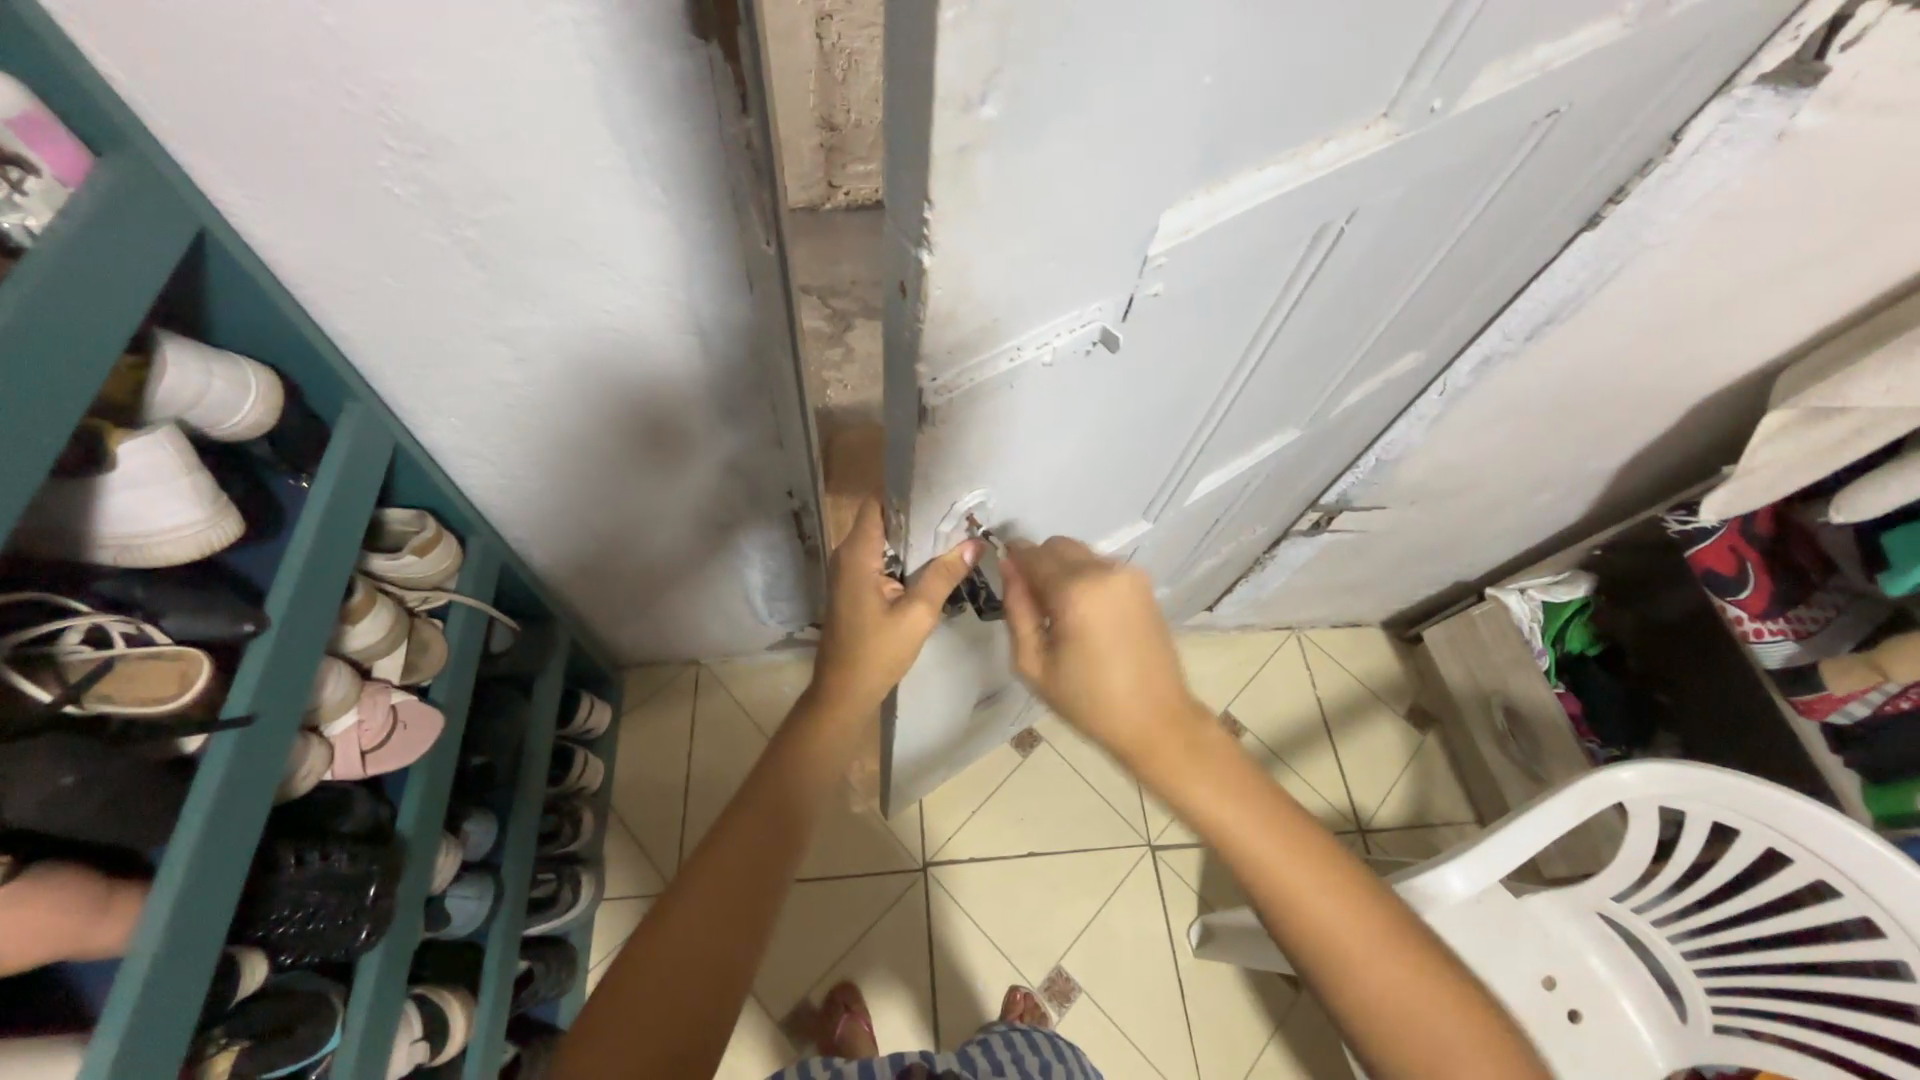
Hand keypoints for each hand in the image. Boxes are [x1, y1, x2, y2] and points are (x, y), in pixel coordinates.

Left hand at [810, 498, 980, 713]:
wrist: (845, 691)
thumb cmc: (877, 653)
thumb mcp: (918, 614)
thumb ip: (944, 575)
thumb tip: (976, 543)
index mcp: (857, 554)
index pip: (877, 503)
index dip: (906, 493)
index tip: (941, 491)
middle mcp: (847, 554)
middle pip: (882, 519)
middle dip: (917, 514)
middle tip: (956, 511)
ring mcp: (848, 571)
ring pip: (883, 540)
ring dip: (912, 537)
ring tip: (951, 530)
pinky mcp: (854, 586)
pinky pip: (881, 559)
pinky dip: (904, 556)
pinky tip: (932, 560)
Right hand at [1001, 537, 1209, 766]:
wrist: (1156, 719)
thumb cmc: (1088, 701)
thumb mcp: (1034, 664)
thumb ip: (1017, 609)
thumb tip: (1008, 566)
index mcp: (1075, 591)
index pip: (1031, 553)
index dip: (1013, 560)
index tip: (1006, 581)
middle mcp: (1104, 571)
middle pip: (1057, 545)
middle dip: (1039, 564)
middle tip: (1035, 606)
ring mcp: (1129, 575)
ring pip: (1080, 553)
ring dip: (1063, 571)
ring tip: (1063, 616)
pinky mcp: (1144, 584)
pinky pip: (1101, 567)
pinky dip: (1086, 579)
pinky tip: (1087, 618)